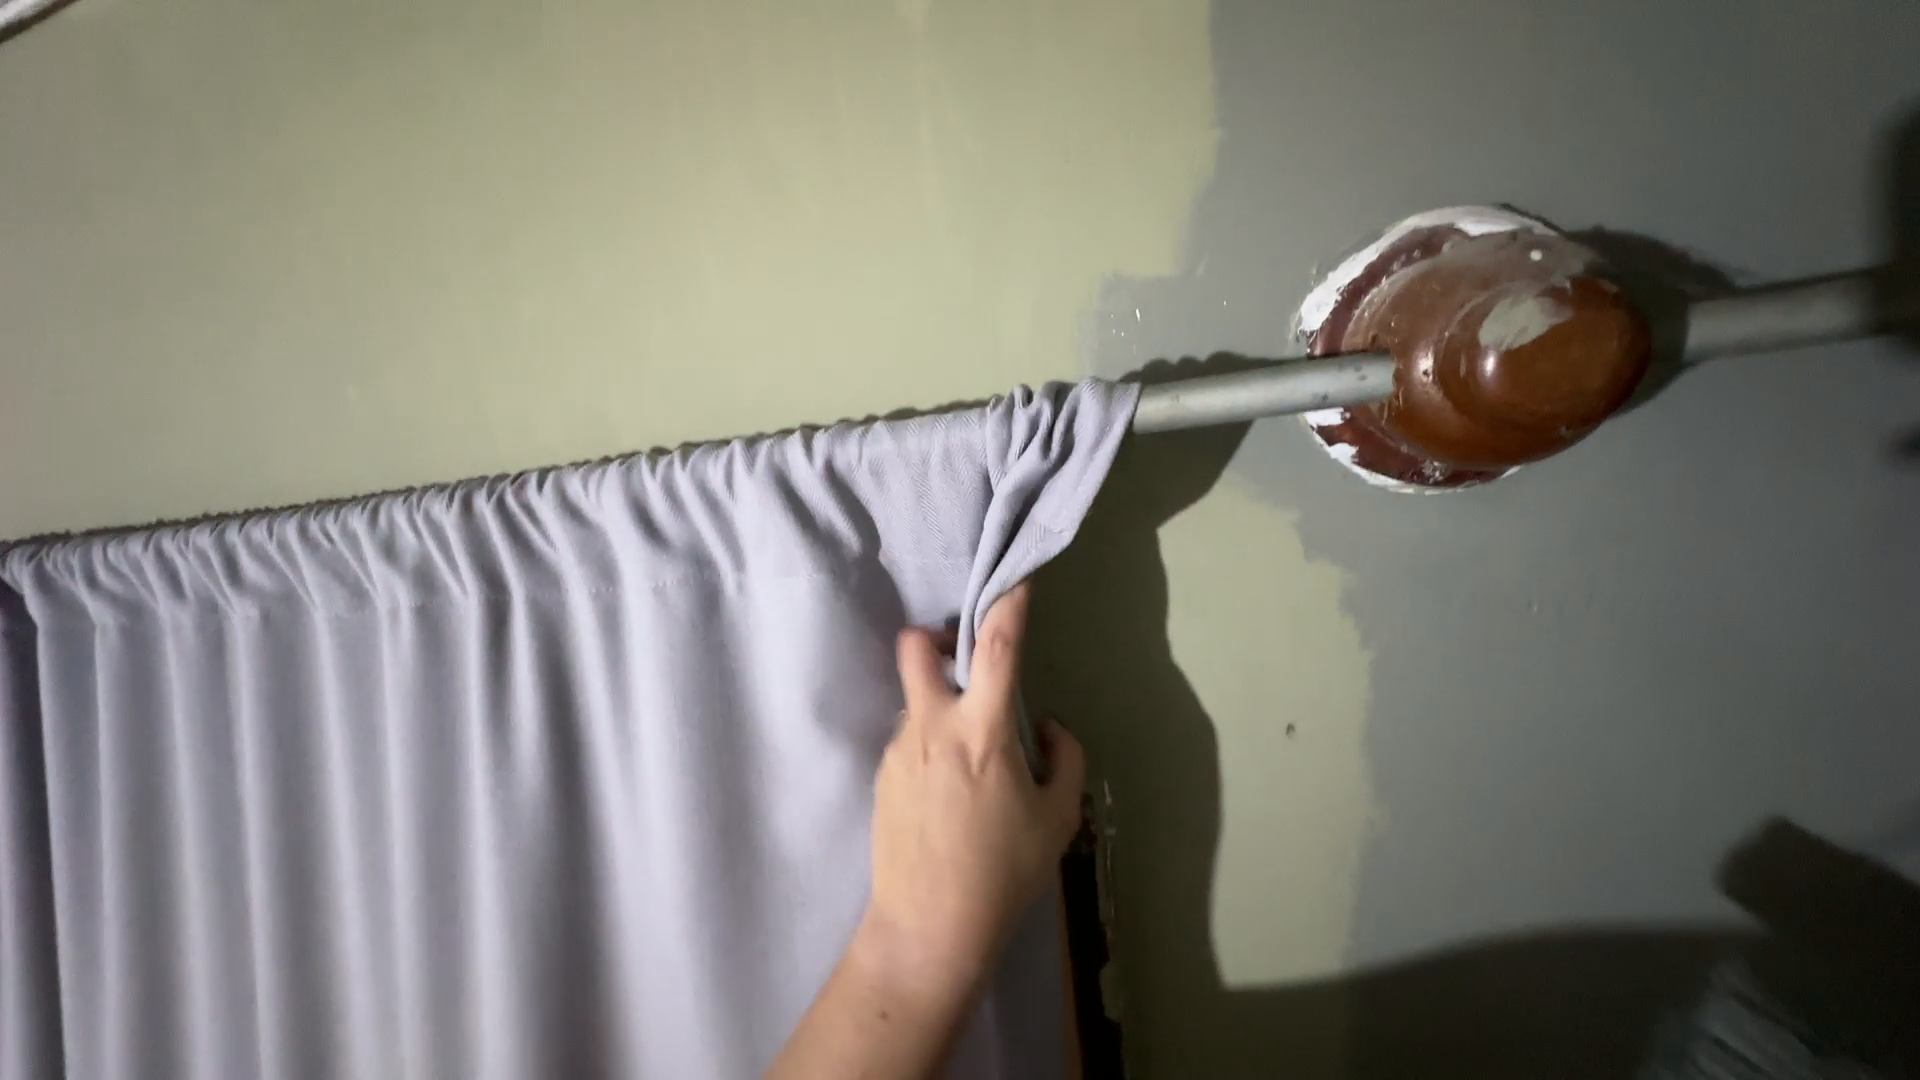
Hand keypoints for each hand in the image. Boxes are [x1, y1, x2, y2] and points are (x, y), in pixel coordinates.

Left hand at [856, 581, 1087, 1004]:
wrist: (929, 926)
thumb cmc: (1004, 871)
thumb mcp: (1058, 818)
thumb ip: (1065, 757)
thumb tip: (1047, 725)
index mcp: (983, 731)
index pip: (996, 648)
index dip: (1007, 605)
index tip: (1013, 579)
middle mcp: (933, 727)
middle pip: (914, 648)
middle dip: (935, 637)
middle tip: (963, 663)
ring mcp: (899, 749)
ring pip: (914, 696)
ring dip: (940, 701)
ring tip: (967, 753)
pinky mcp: (882, 773)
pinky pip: (909, 736)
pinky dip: (930, 739)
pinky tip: (946, 788)